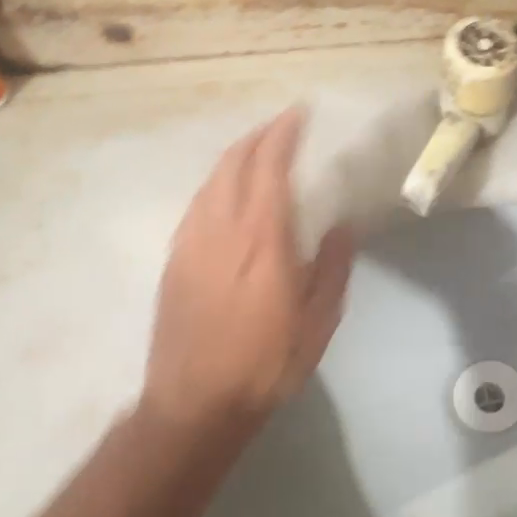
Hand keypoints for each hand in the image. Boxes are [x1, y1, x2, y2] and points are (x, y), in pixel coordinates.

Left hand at [142, 107, 352, 441]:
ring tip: (259, 154)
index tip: (299, 115)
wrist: (195, 401)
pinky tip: (230, 195)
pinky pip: (197, 204)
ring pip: (210, 181)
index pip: (269, 168)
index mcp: (261, 240)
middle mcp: (220, 230)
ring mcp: (190, 242)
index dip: (283, 135)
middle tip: (283, 128)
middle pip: (234, 164)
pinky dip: (218, 185)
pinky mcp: (174, 260)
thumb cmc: (266, 364)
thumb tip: (342, 224)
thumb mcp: (318, 322)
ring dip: (236, 158)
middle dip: (258, 138)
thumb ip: (332, 267)